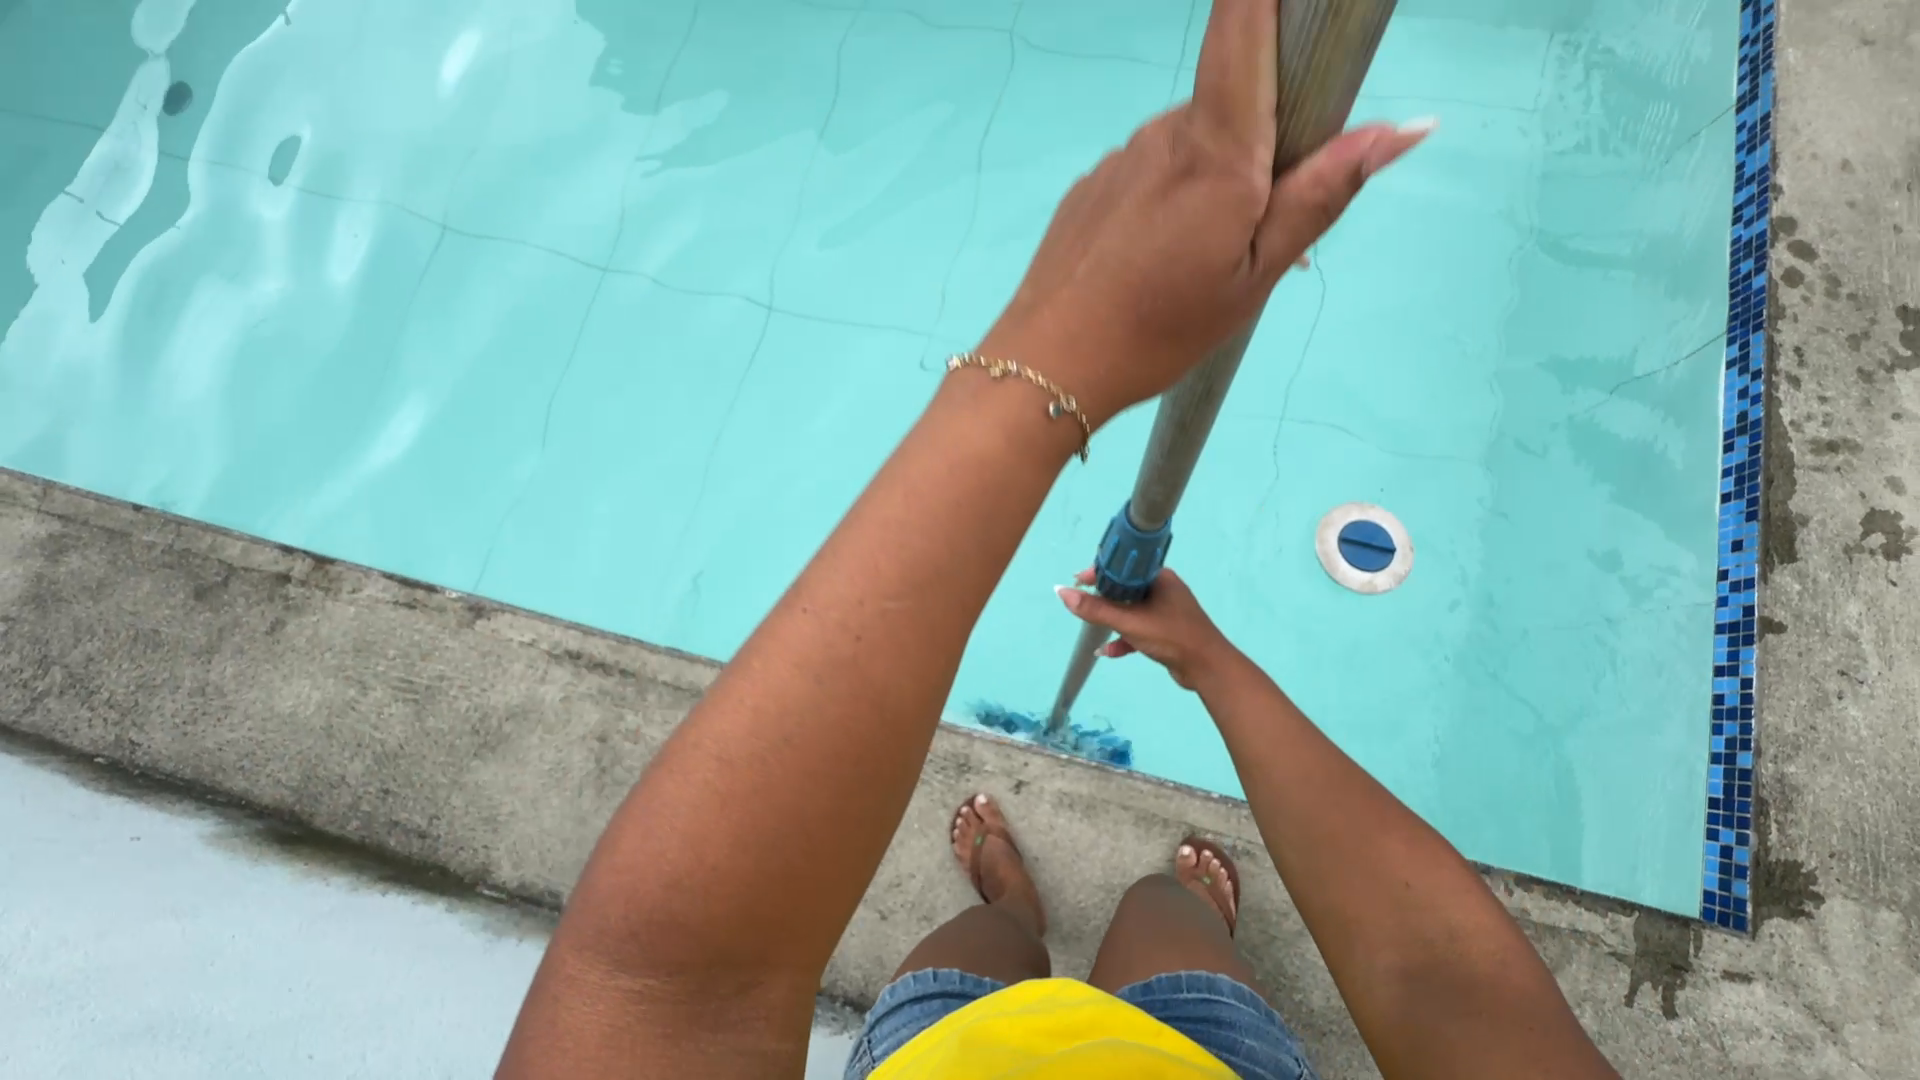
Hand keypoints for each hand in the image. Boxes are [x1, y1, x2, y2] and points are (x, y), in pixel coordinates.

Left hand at [977, 0, 1430, 426]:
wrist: (1050, 365)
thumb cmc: (1160, 330)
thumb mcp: (1254, 278)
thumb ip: (1321, 196)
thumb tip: (1403, 128)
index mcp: (1216, 147)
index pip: (1242, 22)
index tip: (1295, 11)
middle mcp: (1163, 133)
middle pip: (1231, 103)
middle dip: (1257, 147)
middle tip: (1248, 234)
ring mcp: (1119, 158)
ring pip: (1188, 147)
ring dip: (1208, 184)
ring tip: (1192, 265)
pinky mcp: (1089, 186)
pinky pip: (1148, 175)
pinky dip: (1166, 204)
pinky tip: (1150, 265)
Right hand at [1055, 568, 1237, 690]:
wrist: (1207, 667)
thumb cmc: (1171, 636)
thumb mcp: (1129, 622)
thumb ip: (1095, 609)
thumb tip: (1061, 592)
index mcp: (1158, 577)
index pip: (1123, 565)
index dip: (1099, 571)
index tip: (1077, 581)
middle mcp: (1162, 589)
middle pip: (1125, 587)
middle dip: (1102, 597)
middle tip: (1081, 604)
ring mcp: (1165, 611)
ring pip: (1131, 610)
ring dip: (1112, 619)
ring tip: (1091, 627)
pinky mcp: (1166, 631)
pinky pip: (1139, 629)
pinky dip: (1124, 638)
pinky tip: (1108, 652)